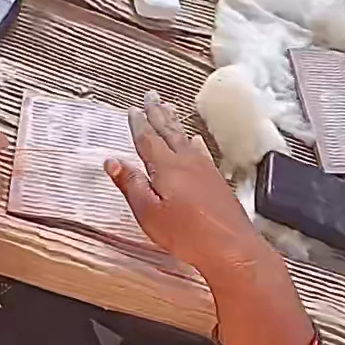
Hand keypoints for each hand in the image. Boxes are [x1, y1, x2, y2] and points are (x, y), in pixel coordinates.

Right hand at [104, 93, 269, 276]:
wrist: (232, 248)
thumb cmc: (188, 235)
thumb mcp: (149, 213)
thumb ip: (131, 185)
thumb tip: (112, 163)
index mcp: (166, 168)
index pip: (148, 140)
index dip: (139, 124)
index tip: (133, 110)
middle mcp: (187, 163)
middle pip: (168, 132)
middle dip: (157, 113)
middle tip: (151, 96)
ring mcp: (205, 171)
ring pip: (185, 139)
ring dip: (174, 123)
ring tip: (169, 109)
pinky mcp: (216, 181)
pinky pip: (202, 152)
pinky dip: (195, 142)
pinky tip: (196, 141)